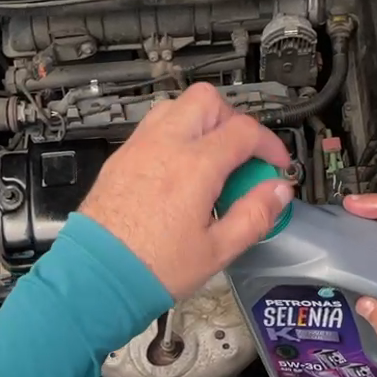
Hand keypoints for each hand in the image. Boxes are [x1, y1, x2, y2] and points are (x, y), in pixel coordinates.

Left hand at [79, 83, 292, 297]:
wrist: (98, 275)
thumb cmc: (151, 267)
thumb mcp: (217, 250)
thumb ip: (254, 215)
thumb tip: (278, 193)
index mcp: (195, 165)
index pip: (245, 131)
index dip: (269, 144)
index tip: (275, 164)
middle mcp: (165, 145)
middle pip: (208, 101)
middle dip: (234, 120)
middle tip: (243, 155)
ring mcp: (139, 148)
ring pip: (176, 107)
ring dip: (202, 123)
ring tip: (212, 160)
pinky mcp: (121, 159)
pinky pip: (154, 128)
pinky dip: (175, 136)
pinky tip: (181, 171)